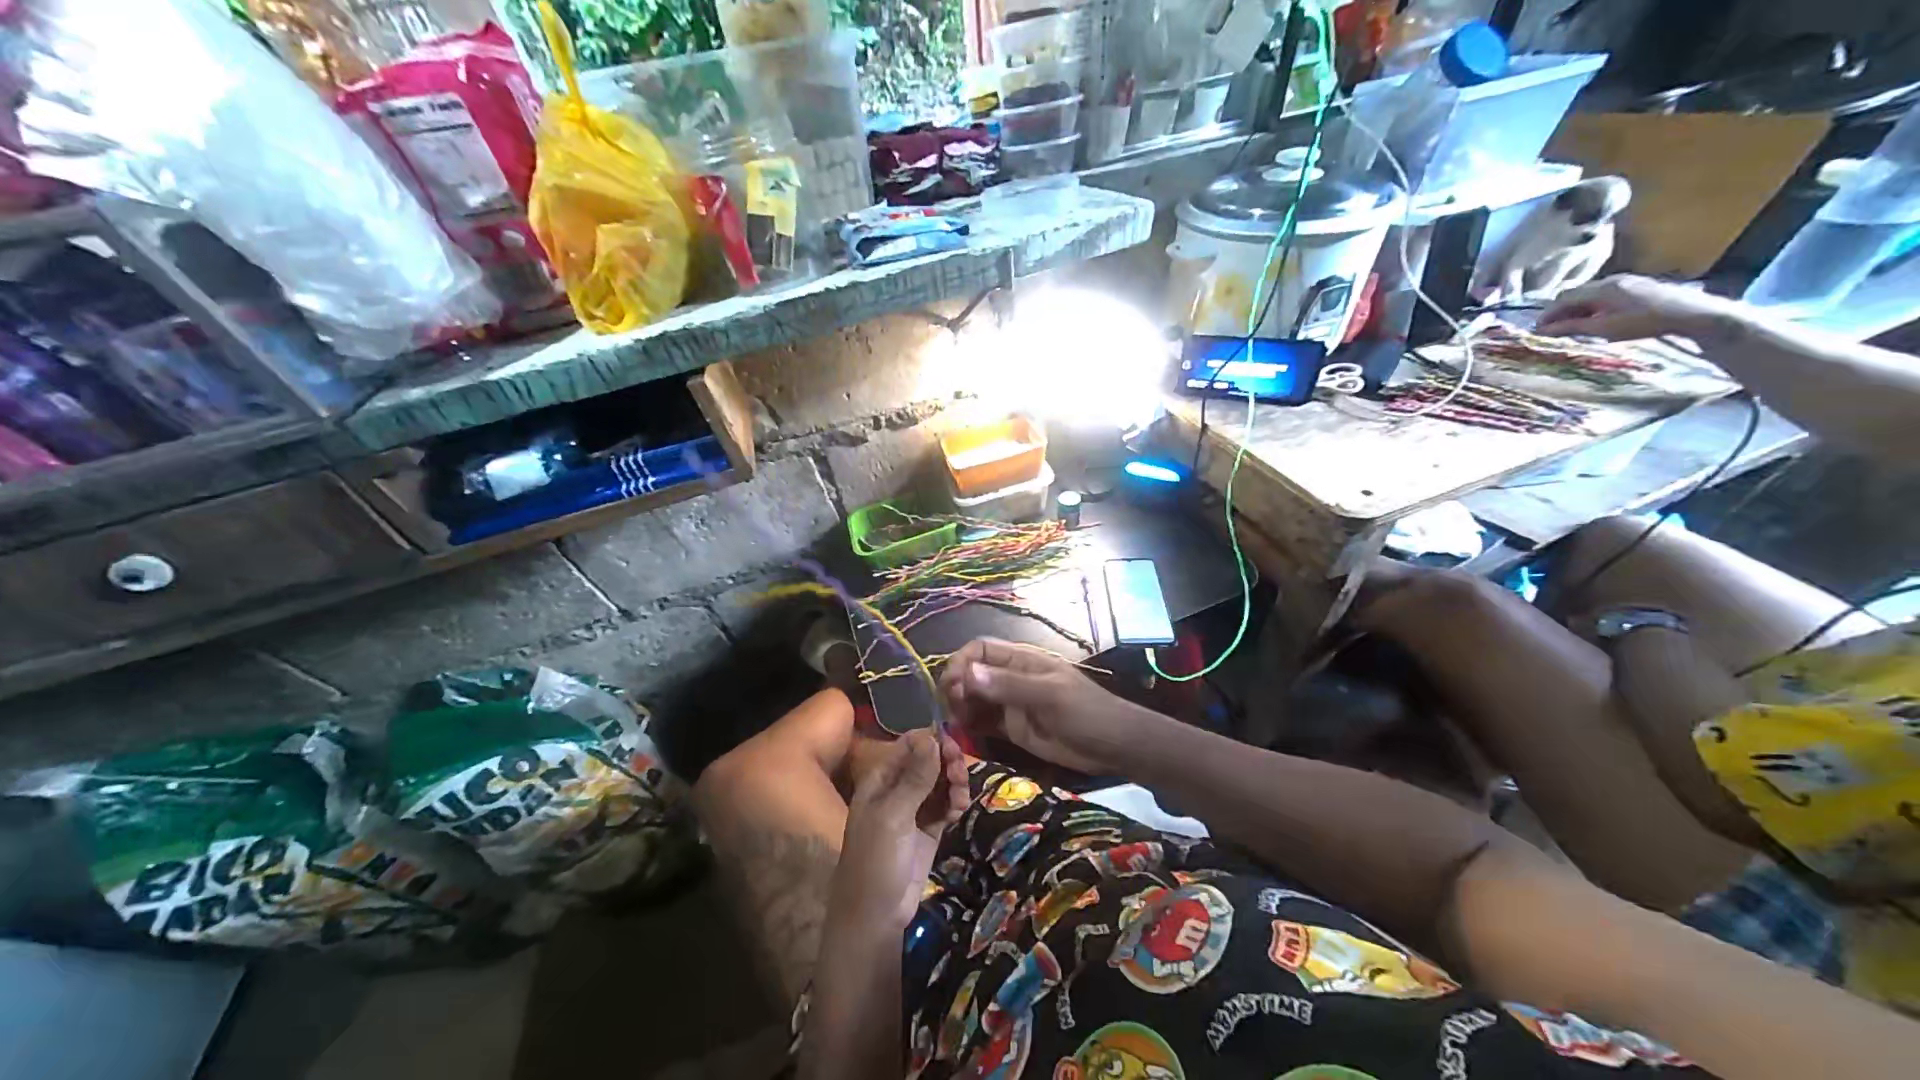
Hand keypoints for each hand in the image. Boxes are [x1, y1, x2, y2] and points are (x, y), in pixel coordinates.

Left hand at [833, 729, 967, 928]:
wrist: (875, 916)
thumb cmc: (875, 860)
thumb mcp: (894, 815)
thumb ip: (915, 777)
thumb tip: (933, 737)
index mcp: (880, 779)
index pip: (909, 745)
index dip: (932, 741)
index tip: (953, 747)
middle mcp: (897, 789)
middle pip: (928, 761)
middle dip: (947, 763)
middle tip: (961, 775)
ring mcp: (913, 810)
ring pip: (940, 783)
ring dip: (954, 784)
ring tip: (961, 800)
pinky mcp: (928, 830)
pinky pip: (946, 805)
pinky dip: (955, 803)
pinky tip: (959, 811)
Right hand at [940, 639, 1157, 774]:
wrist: (1114, 747)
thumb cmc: (1087, 713)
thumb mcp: (1050, 696)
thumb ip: (1010, 686)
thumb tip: (968, 673)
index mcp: (1021, 660)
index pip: (980, 649)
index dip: (961, 662)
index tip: (951, 685)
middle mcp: (1010, 678)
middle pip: (971, 673)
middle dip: (956, 687)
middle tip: (952, 710)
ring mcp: (1010, 704)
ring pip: (972, 698)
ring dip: (958, 708)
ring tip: (957, 725)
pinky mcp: (1011, 729)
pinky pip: (982, 723)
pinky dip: (968, 726)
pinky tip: (963, 736)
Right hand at [1535, 274, 1744, 342]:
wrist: (1693, 314)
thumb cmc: (1645, 322)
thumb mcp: (1603, 329)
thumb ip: (1570, 328)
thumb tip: (1541, 331)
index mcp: (1601, 288)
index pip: (1563, 298)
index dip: (1547, 314)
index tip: (1537, 331)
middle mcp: (1611, 280)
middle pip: (1575, 294)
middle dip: (1560, 312)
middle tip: (1553, 331)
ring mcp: (1626, 282)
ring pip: (1589, 295)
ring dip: (1576, 310)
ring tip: (1573, 328)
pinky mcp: (1637, 287)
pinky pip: (1604, 296)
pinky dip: (1592, 308)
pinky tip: (1596, 320)